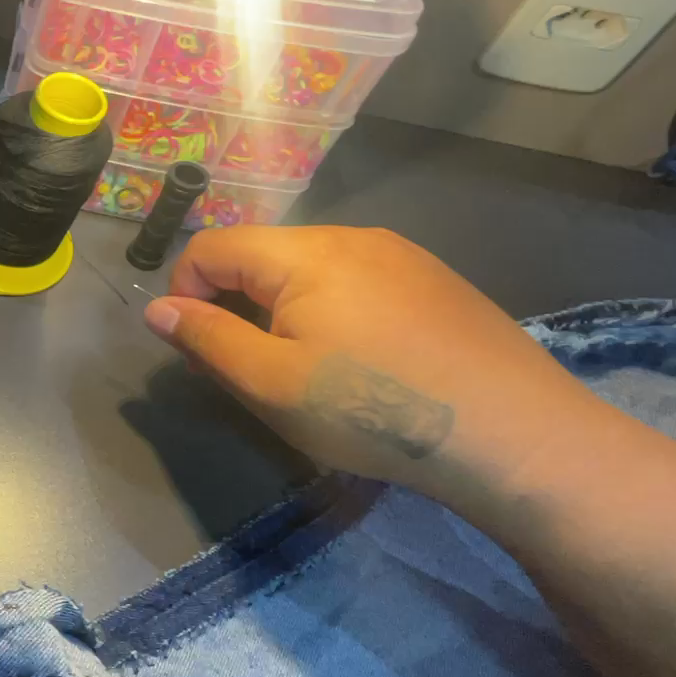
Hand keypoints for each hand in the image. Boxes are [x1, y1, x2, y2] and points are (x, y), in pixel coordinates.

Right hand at [143, 226, 608, 508]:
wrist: (520, 438)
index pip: (211, 247)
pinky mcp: (434, 282)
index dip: (183, 292)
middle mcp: (352, 238)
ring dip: (275, 310)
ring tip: (297, 369)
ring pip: (304, 269)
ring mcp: (401, 256)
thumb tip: (155, 308)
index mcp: (305, 254)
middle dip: (230, 304)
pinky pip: (352, 282)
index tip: (194, 348)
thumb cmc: (372, 409)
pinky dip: (325, 312)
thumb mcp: (268, 382)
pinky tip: (354, 362)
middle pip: (258, 255)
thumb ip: (205, 338)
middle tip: (241, 368)